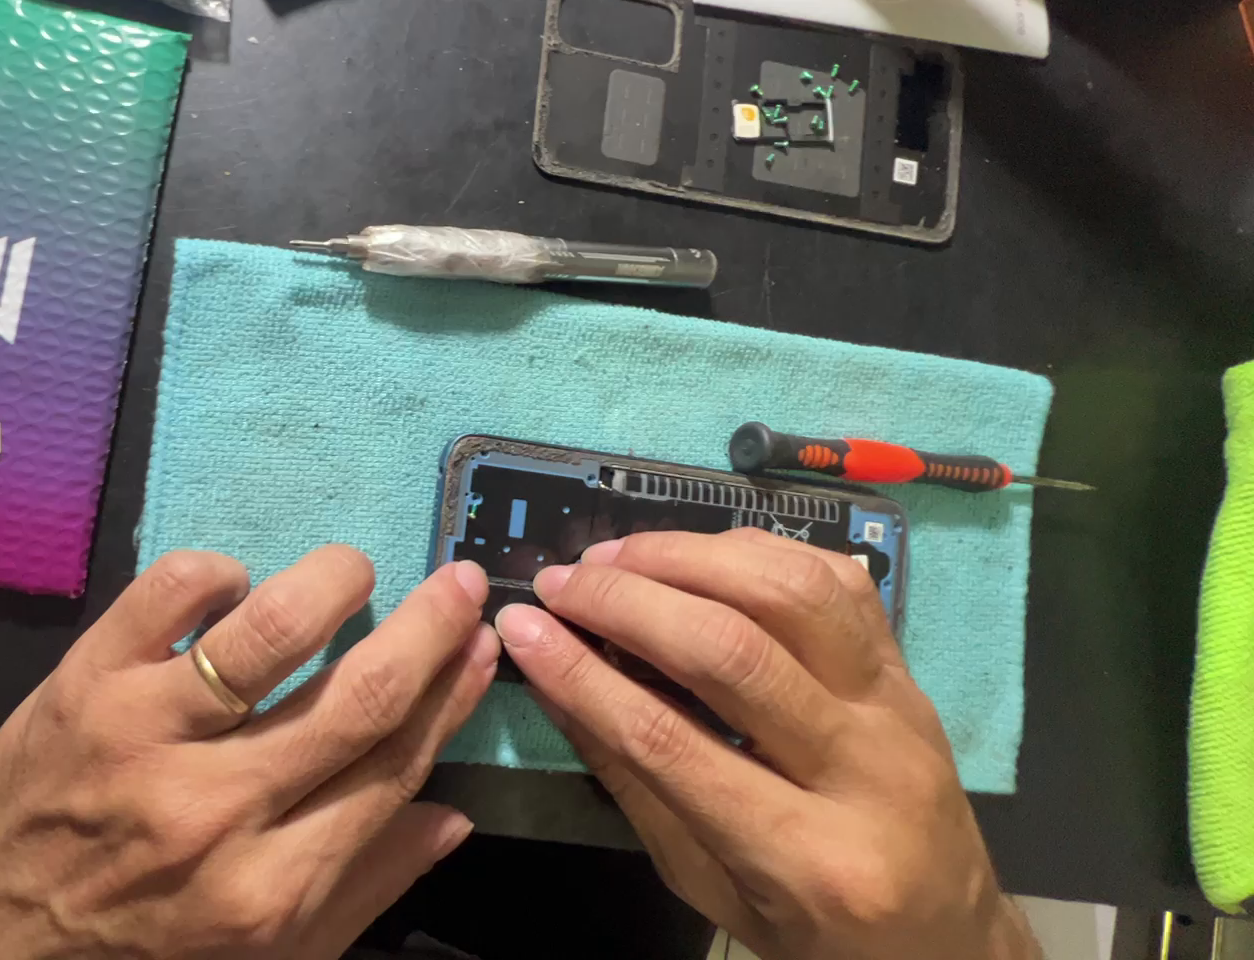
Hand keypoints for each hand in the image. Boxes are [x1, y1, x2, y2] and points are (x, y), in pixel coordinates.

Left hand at [0, 546, 498, 959]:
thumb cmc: (147, 945)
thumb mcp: (269, 956)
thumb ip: (365, 883)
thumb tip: (454, 814)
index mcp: (273, 886)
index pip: (391, 765)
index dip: (449, 693)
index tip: (479, 640)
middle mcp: (217, 807)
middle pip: (354, 698)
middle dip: (426, 628)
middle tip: (460, 579)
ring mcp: (144, 734)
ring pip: (267, 634)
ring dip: (331, 584)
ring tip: (355, 568)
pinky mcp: (87, 680)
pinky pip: (168, 592)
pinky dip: (217, 572)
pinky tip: (234, 583)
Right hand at [494, 530, 1040, 959]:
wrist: (950, 943)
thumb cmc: (808, 931)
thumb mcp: (699, 877)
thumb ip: (624, 771)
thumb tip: (547, 672)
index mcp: (810, 861)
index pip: (667, 740)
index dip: (580, 673)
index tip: (519, 623)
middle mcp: (870, 772)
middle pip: (731, 651)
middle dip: (624, 602)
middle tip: (557, 584)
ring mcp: (901, 706)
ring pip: (790, 593)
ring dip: (684, 558)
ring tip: (613, 558)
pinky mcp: (907, 667)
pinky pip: (830, 578)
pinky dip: (745, 550)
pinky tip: (688, 556)